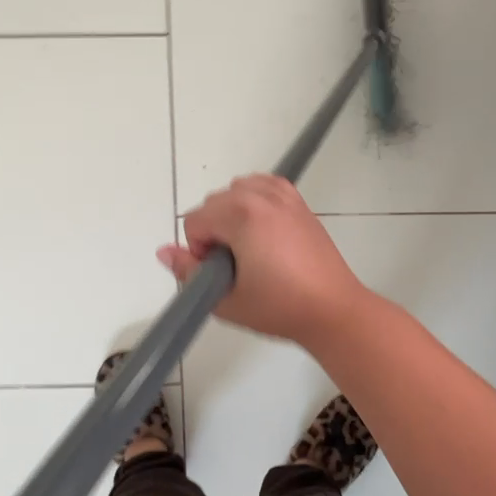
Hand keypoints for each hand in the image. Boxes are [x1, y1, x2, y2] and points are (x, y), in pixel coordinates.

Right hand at [159, 175, 370, 343]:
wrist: (332, 309)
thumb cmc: (279, 307)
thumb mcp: (227, 299)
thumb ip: (190, 273)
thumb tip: (162, 251)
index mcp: (242, 215)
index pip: (196, 221)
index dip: (198, 251)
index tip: (219, 274)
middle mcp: (261, 196)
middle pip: (214, 203)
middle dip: (214, 231)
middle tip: (234, 266)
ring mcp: (284, 196)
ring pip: (237, 191)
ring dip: (232, 214)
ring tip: (248, 249)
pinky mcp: (299, 203)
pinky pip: (263, 186)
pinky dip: (254, 201)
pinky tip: (262, 230)